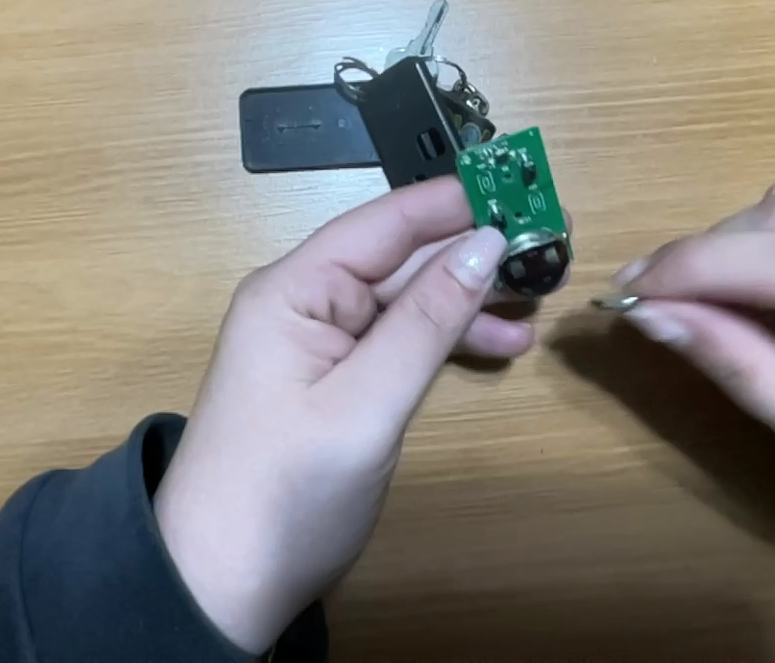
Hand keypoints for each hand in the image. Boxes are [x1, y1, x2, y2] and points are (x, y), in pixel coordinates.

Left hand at [154, 178, 542, 651]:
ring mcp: (325, 338)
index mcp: (295, 287)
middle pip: (402, 258)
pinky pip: (403, 339)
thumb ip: (427, 322)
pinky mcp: (340, 374)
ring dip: (471, 297)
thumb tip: (486, 242)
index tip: (521, 187)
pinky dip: (451, 339)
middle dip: (474, 251)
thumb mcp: (365, 405)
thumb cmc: (285, 491)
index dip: (454, 202)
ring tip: (541, 296)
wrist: (223, 587)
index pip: (385, 222)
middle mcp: (309, 299)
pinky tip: (503, 344)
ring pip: (410, 298)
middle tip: (551, 244)